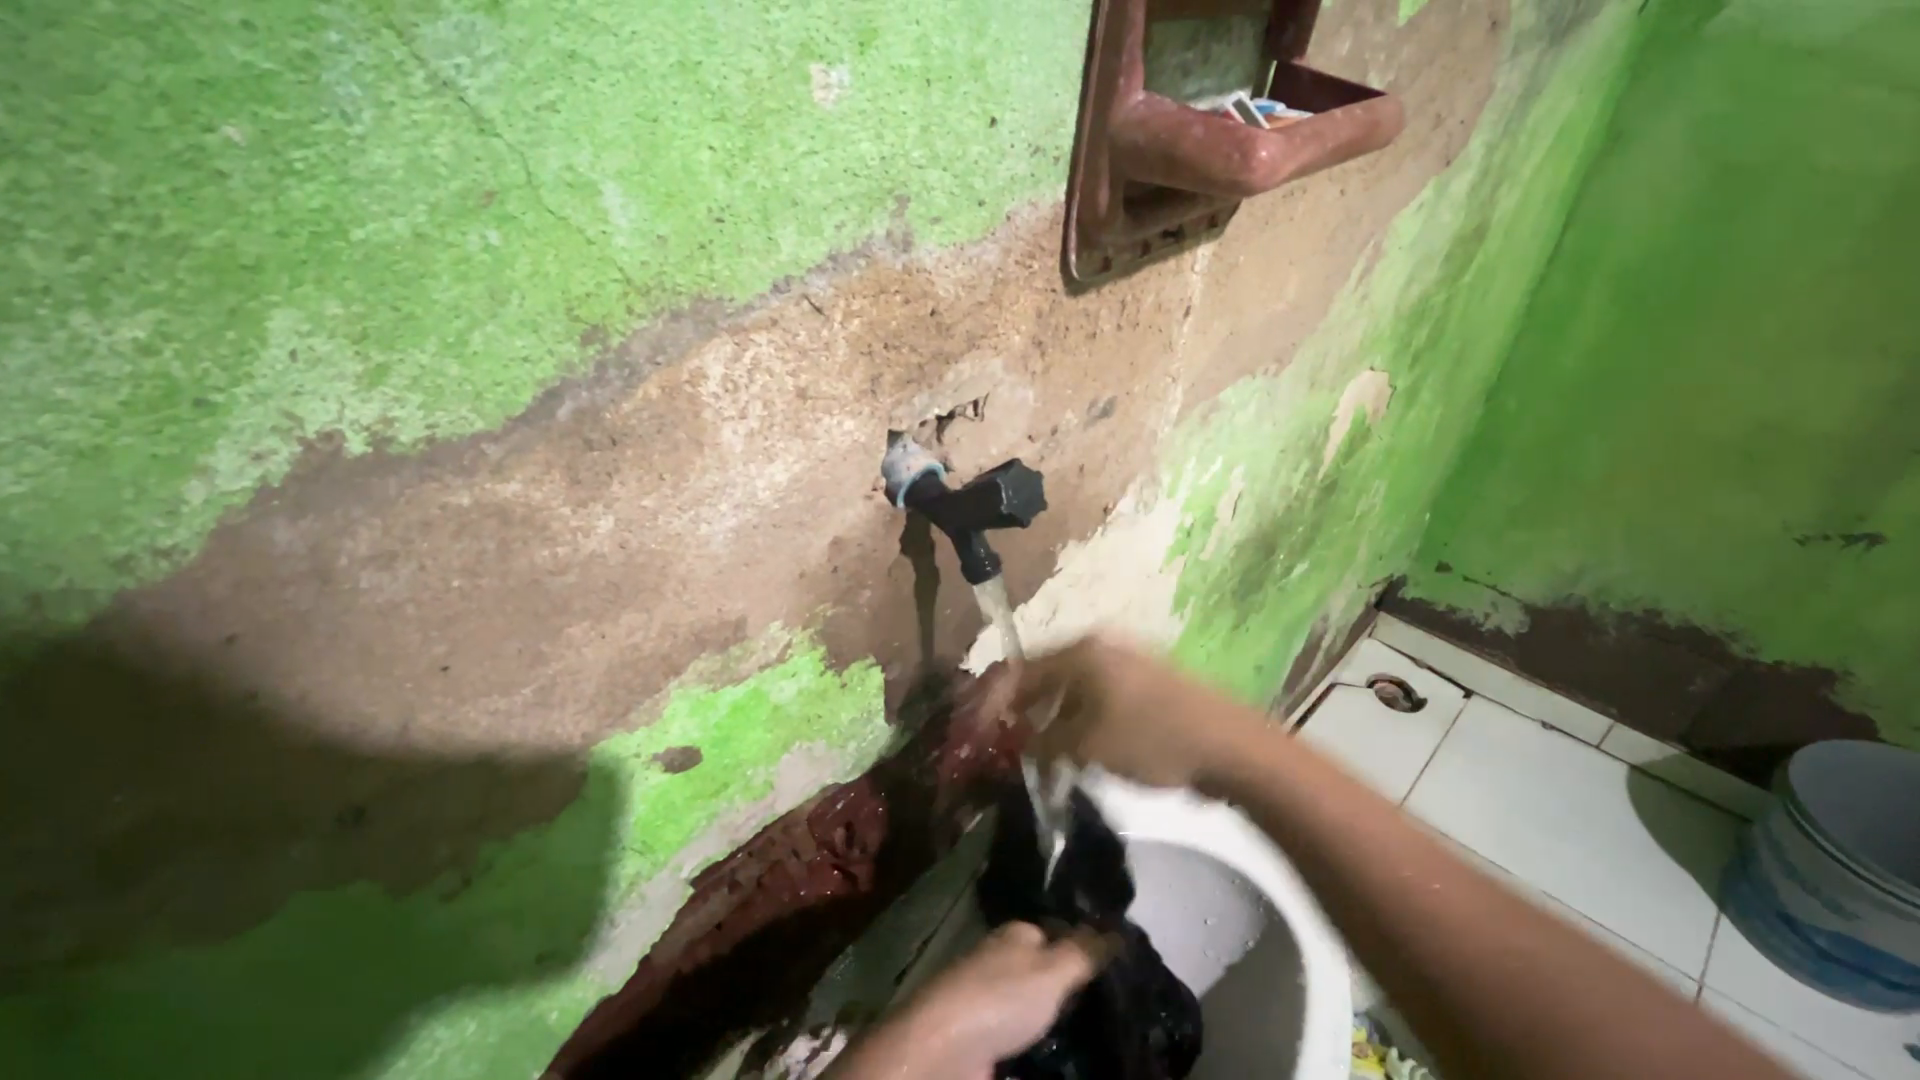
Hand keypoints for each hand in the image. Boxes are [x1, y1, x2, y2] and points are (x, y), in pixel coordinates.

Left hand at [832, 922, 1106, 1079]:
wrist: (942, 1052)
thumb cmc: (999, 999)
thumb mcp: (1052, 970)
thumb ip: (1085, 951)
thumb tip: (1120, 927)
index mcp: (1014, 935)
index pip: (1057, 932)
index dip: (1086, 948)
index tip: (1121, 972)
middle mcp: (1000, 962)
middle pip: (1046, 972)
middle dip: (1075, 990)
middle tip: (1120, 1010)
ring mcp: (989, 1002)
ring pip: (1035, 1008)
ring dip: (1060, 1024)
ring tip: (1104, 1038)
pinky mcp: (983, 1039)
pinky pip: (1022, 1039)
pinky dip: (1041, 1048)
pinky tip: (1067, 1059)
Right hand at [972, 635, 1248, 789]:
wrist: (1232, 748)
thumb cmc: (1151, 739)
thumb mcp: (1086, 745)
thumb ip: (1043, 742)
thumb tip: (1022, 743)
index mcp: (1081, 651)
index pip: (1019, 670)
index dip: (992, 701)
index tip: (973, 731)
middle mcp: (1101, 648)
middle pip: (1045, 677)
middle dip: (1021, 710)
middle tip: (1003, 743)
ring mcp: (1128, 664)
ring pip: (1072, 690)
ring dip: (1051, 719)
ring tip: (1038, 753)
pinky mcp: (1148, 686)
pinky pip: (1097, 699)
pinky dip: (1079, 720)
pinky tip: (1077, 749)